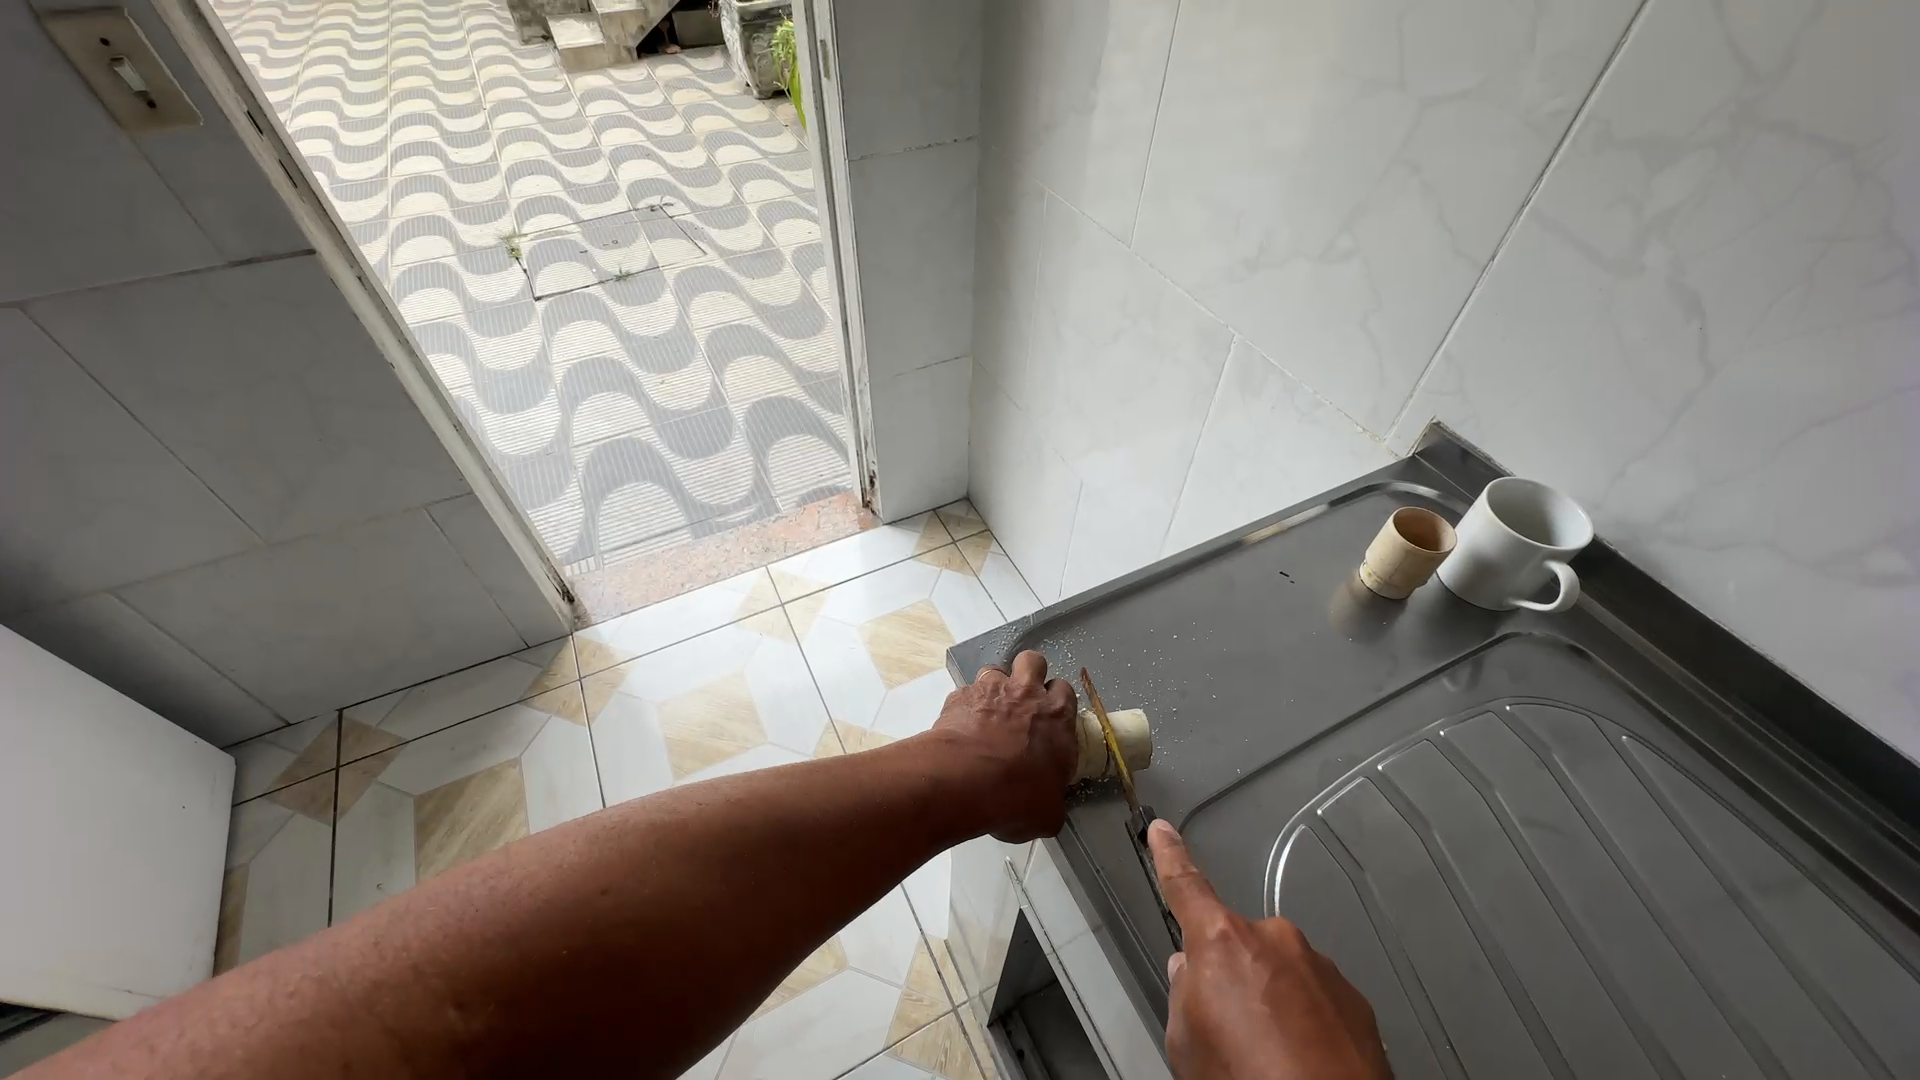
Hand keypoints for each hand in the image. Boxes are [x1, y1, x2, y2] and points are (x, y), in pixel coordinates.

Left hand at [930, 650, 1077, 842]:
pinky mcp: (958, 697)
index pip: (1064, 691)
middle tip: (1021, 699)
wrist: (965, 781)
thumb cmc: (1018, 797)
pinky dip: (964, 707)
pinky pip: (964, 693)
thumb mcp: (1048, 812)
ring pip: (995, 669)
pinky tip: (960, 728)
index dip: (1056, 701)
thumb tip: (1047, 807)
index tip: (1049, 719)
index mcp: (1057, 717)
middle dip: (1029, 674)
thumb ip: (1051, 800)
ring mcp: (990, 690)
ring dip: (993, 687)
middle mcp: (1026, 694)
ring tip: (987, 713)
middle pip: (1033, 661)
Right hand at [1149, 820, 1391, 1079]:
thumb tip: (1190, 976)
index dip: (1170, 855)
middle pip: (1236, 946)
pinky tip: (1304, 1063)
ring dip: (1272, 1002)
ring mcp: (1320, 969)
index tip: (1162, 831)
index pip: (1185, 885)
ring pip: (1280, 974)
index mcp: (1221, 941)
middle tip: (1230, 1028)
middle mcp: (1273, 941)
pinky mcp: (1355, 1002)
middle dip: (1230, 974)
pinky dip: (1308, 1025)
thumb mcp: (1185, 1043)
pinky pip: (1317, 1001)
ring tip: (1272, 1057)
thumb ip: (1182, 995)